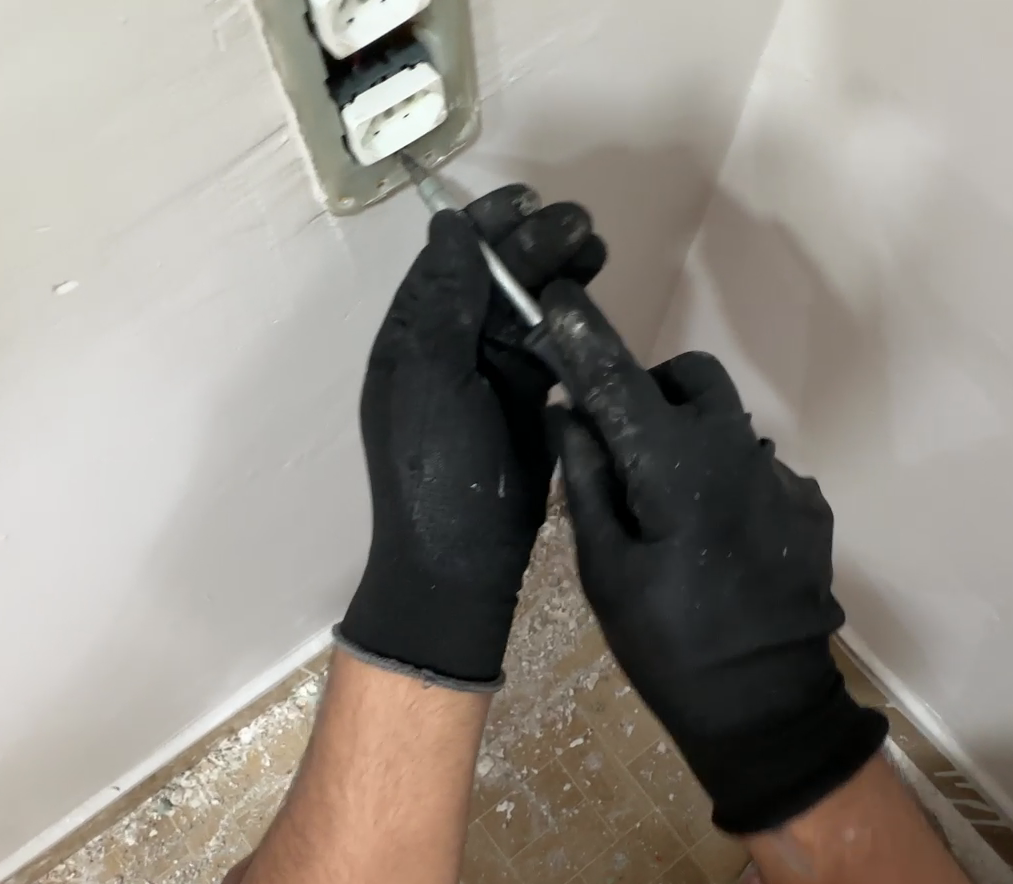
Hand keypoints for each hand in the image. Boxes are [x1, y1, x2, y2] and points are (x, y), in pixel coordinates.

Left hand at [338, 187, 606, 688]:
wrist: (463, 554)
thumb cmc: (435, 466)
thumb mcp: (429, 379)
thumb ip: (443, 304)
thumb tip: (451, 229)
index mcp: (415, 335)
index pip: (450, 260)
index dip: (487, 225)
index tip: (530, 200)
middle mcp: (451, 345)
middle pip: (494, 276)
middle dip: (534, 244)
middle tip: (583, 227)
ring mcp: (491, 373)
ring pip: (526, 306)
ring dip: (558, 274)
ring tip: (598, 251)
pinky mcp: (528, 399)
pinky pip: (549, 346)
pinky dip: (569, 321)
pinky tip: (593, 301)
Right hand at [539, 281, 886, 832]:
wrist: (765, 707)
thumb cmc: (667, 645)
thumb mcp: (605, 570)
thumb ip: (587, 482)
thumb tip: (569, 416)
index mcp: (674, 466)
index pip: (617, 379)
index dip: (582, 338)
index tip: (556, 298)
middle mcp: (737, 452)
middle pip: (690, 380)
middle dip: (648, 392)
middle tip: (619, 446)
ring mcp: (781, 477)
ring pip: (725, 422)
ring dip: (686, 437)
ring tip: (668, 507)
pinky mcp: (805, 505)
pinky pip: (755, 465)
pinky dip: (723, 477)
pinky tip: (715, 536)